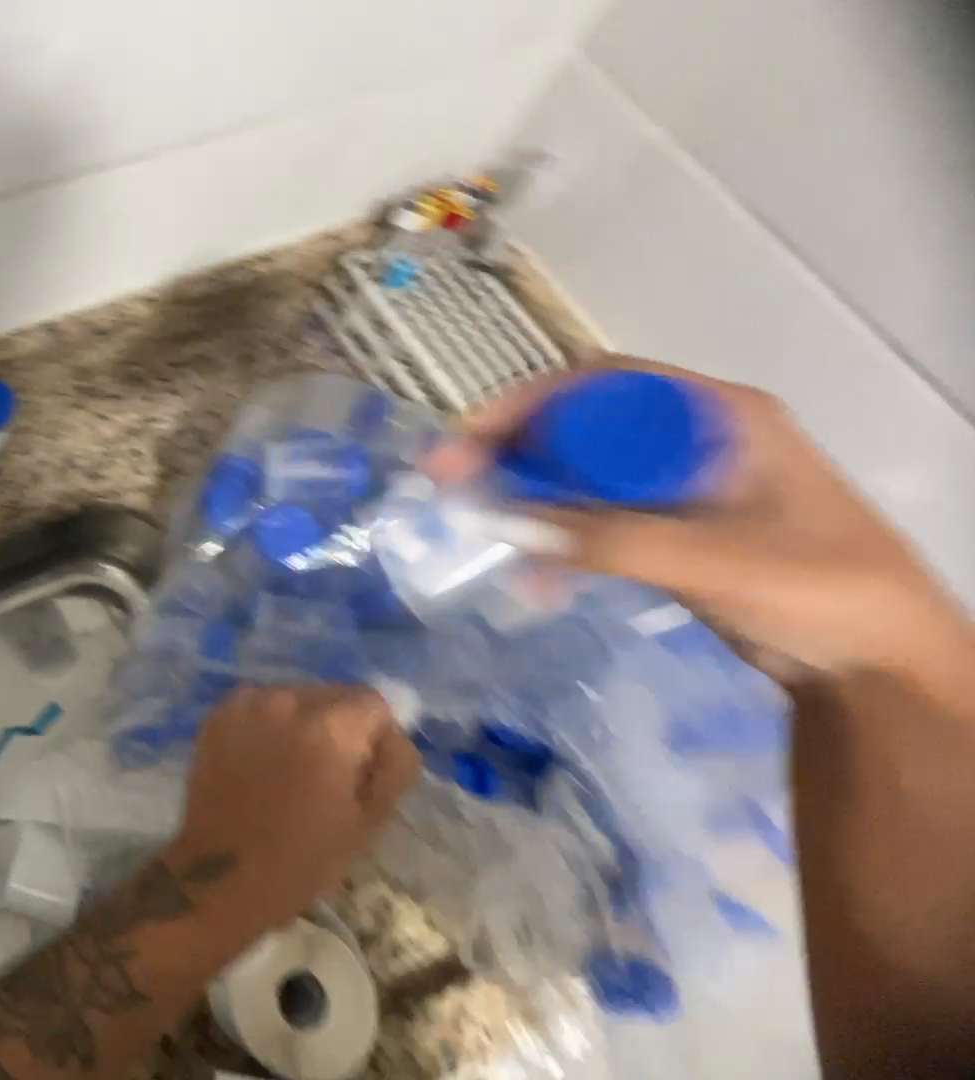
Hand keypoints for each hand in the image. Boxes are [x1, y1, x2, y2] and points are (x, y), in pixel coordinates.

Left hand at [170, 685, 418, 931]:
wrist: (223, 872)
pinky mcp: (216, 714)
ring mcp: (245, 704)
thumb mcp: (370, 819)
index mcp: (328, 727)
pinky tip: (260, 759)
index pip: (372, 700)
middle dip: (339, 723)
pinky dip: (267, 722)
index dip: (376, 734)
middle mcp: (284, 701)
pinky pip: (257, 703)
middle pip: (331, 693)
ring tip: (290, 766)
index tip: (363, 768)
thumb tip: (391, 733)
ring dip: (301, 719)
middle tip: (328, 771)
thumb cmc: (304, 856)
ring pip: (293, 695)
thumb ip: (395, 764)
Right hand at [429, 356, 965, 676]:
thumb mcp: (713, 560)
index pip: (602, 384)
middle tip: (448, 480)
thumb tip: (502, 522)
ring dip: (523, 500)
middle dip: (508, 452)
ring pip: (575, 474)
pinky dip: (551, 541)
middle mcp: (687, 440)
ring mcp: (673, 486)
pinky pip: (586, 519)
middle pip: (578, 426)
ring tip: (476, 529)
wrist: (879, 667)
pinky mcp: (661, 529)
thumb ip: (607, 539)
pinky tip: (532, 579)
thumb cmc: (820, 592)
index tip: (469, 436)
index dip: (528, 402)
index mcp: (716, 418)